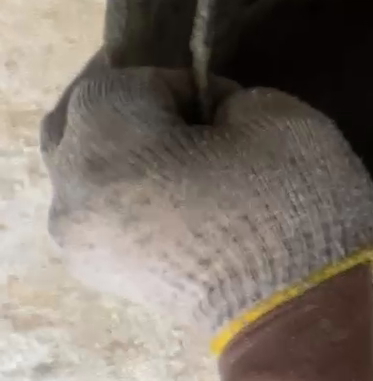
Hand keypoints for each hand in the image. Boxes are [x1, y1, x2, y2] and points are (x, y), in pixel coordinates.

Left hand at [42, 66, 372, 351]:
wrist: (293, 302)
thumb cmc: (293, 202)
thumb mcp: (289, 123)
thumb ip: (238, 101)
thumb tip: (214, 117)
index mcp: (110, 153)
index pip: (113, 84)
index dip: (173, 78)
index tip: (225, 100)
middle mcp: (71, 196)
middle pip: (74, 127)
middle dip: (130, 109)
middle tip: (191, 111)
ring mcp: (80, 241)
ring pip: (87, 173)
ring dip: (133, 155)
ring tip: (197, 163)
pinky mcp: (104, 271)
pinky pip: (105, 212)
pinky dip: (139, 193)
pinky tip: (193, 204)